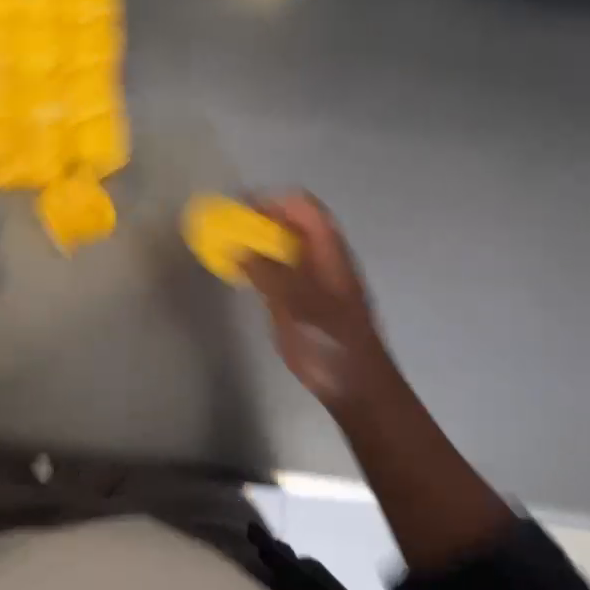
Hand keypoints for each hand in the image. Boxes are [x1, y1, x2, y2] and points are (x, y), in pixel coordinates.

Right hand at [240, 194, 399, 411]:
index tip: (238, 211)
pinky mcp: (316, 302)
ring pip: (292, 247)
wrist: (359, 388)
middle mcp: (328, 259)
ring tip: (234, 254)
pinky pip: (290, 270)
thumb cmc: (328, 342)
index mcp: (329, 251)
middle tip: (230, 232)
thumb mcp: (292, 302)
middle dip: (262, 221)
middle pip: (296, 224)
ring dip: (263, 244)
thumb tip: (239, 248)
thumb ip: (265, 271)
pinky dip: (268, 266)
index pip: (302, 206)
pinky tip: (251, 281)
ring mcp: (324, 281)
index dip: (271, 201)